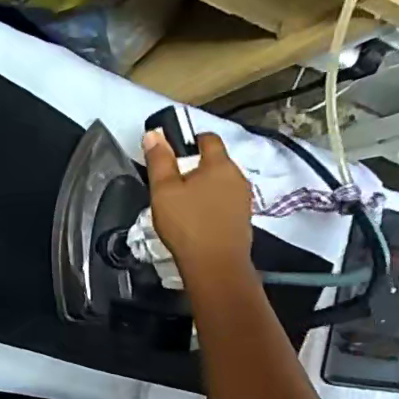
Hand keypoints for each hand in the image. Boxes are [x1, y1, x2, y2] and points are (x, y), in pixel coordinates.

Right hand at [143, 129, 253, 285]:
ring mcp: (244, 198)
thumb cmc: (186, 224)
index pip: (209, 138)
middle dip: (196, 167)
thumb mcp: (164, 191)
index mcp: (219, 163)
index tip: (174, 153)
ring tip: (183, 205)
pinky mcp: (244, 218)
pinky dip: (212, 204)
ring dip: (205, 187)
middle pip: (216, 162)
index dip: (191, 140)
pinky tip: (197, 220)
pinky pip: (226, 202)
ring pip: (221, 183)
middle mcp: (237, 176)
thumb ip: (159, 161)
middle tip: (173, 185)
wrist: (215, 265)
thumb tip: (154, 133)